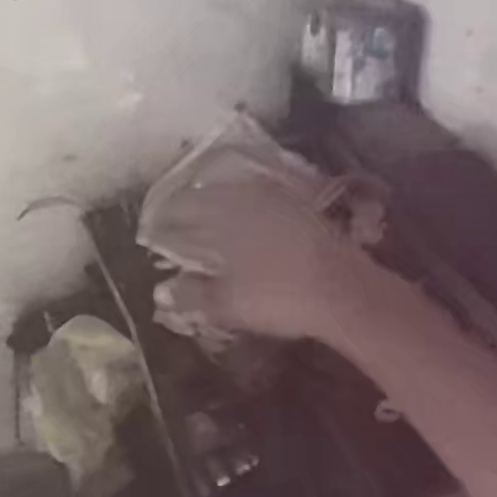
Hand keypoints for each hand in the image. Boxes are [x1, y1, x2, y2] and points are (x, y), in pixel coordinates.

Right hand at [147, 178, 388, 342]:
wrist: (345, 292)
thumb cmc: (279, 295)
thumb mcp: (229, 301)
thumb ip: (192, 295)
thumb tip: (159, 293)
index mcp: (226, 211)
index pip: (184, 207)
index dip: (165, 219)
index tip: (152, 230)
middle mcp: (252, 195)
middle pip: (212, 196)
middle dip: (191, 209)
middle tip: (176, 223)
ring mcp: (283, 200)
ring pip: (241, 197)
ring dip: (222, 209)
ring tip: (209, 225)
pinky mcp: (306, 211)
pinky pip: (266, 204)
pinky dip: (250, 214)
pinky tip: (250, 230)